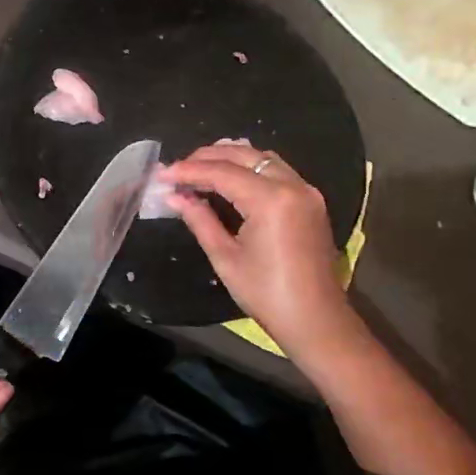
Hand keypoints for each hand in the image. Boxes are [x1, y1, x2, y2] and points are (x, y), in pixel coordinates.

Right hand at [161, 143, 358, 356]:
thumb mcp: (224, 257)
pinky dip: (250, 168)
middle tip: (177, 168)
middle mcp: (292, 186)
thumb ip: (200, 219)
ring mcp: (305, 192)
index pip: (222, 172)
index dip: (188, 170)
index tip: (161, 174)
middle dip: (207, 157)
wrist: (314, 318)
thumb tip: (174, 197)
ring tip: (199, 168)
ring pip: (263, 159)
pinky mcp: (310, 201)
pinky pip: (277, 171)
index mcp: (270, 200)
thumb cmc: (265, 293)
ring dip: (230, 158)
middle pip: (244, 156)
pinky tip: (229, 178)